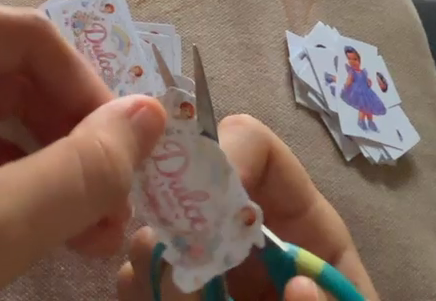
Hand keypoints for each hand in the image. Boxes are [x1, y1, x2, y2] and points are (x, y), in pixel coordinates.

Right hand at [115, 115, 378, 300]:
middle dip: (172, 210)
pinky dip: (134, 288)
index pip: (258, 150)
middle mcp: (245, 237)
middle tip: (162, 253)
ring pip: (158, 229)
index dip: (228, 153)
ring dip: (149, 257)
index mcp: (301, 226)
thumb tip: (300, 280)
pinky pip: (140, 280)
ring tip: (151, 288)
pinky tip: (140, 300)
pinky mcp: (177, 299)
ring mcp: (207, 271)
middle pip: (191, 183)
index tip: (205, 197)